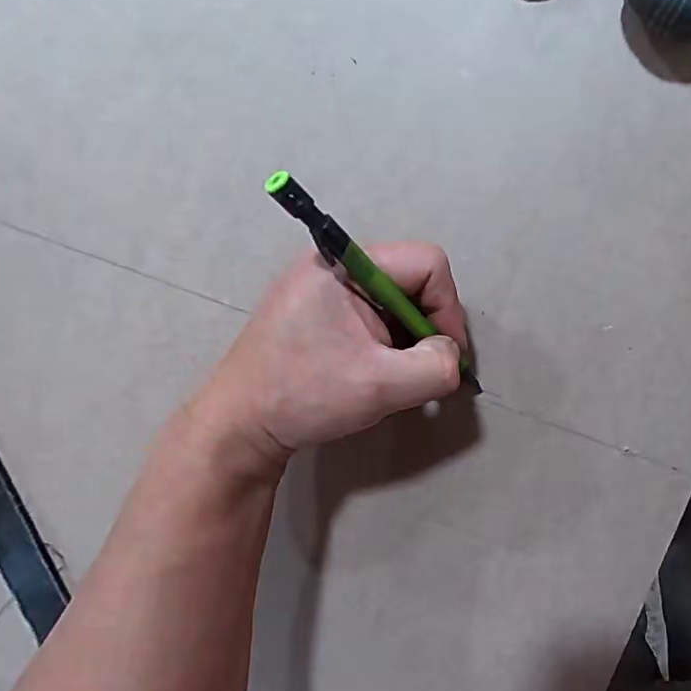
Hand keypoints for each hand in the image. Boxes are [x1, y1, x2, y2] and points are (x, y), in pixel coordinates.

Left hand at [196, 242, 470, 471]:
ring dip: (407, 341)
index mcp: (342, 264)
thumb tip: (451, 357)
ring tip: (396, 379)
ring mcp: (322, 289)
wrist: (239, 427)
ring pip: (394, 302)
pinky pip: (372, 316)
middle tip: (424, 372)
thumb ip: (435, 367)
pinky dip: (387, 345)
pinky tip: (376, 375)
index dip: (447, 309)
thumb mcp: (381, 386)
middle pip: (412, 280)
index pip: (427, 264)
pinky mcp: (318, 313)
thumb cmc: (302, 397)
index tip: (445, 355)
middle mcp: (332, 265)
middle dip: (427, 328)